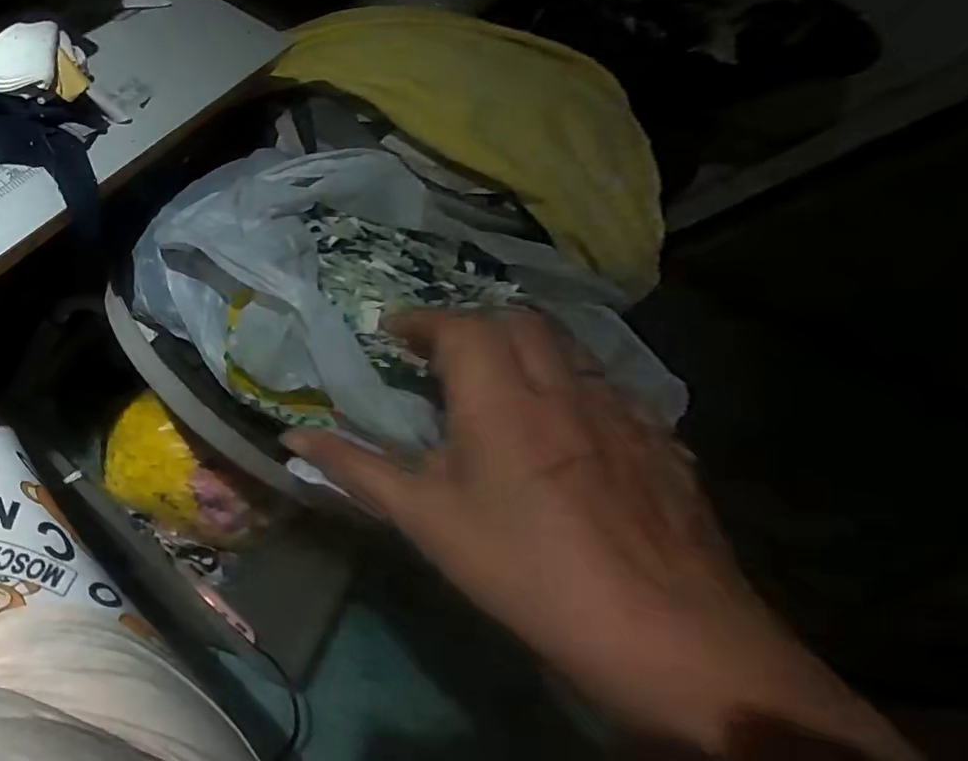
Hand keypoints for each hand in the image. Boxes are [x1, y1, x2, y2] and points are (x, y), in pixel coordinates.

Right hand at [284, 308, 913, 758]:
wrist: (676, 646)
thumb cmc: (527, 569)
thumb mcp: (426, 521)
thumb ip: (355, 468)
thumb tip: (291, 440)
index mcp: (502, 402)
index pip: (460, 327)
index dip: (422, 320)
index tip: (393, 332)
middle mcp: (564, 392)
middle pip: (520, 322)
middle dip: (474, 323)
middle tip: (442, 351)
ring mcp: (623, 417)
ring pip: (571, 348)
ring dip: (527, 346)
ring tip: (499, 378)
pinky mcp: (665, 449)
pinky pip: (612, 389)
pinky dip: (574, 383)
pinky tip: (567, 425)